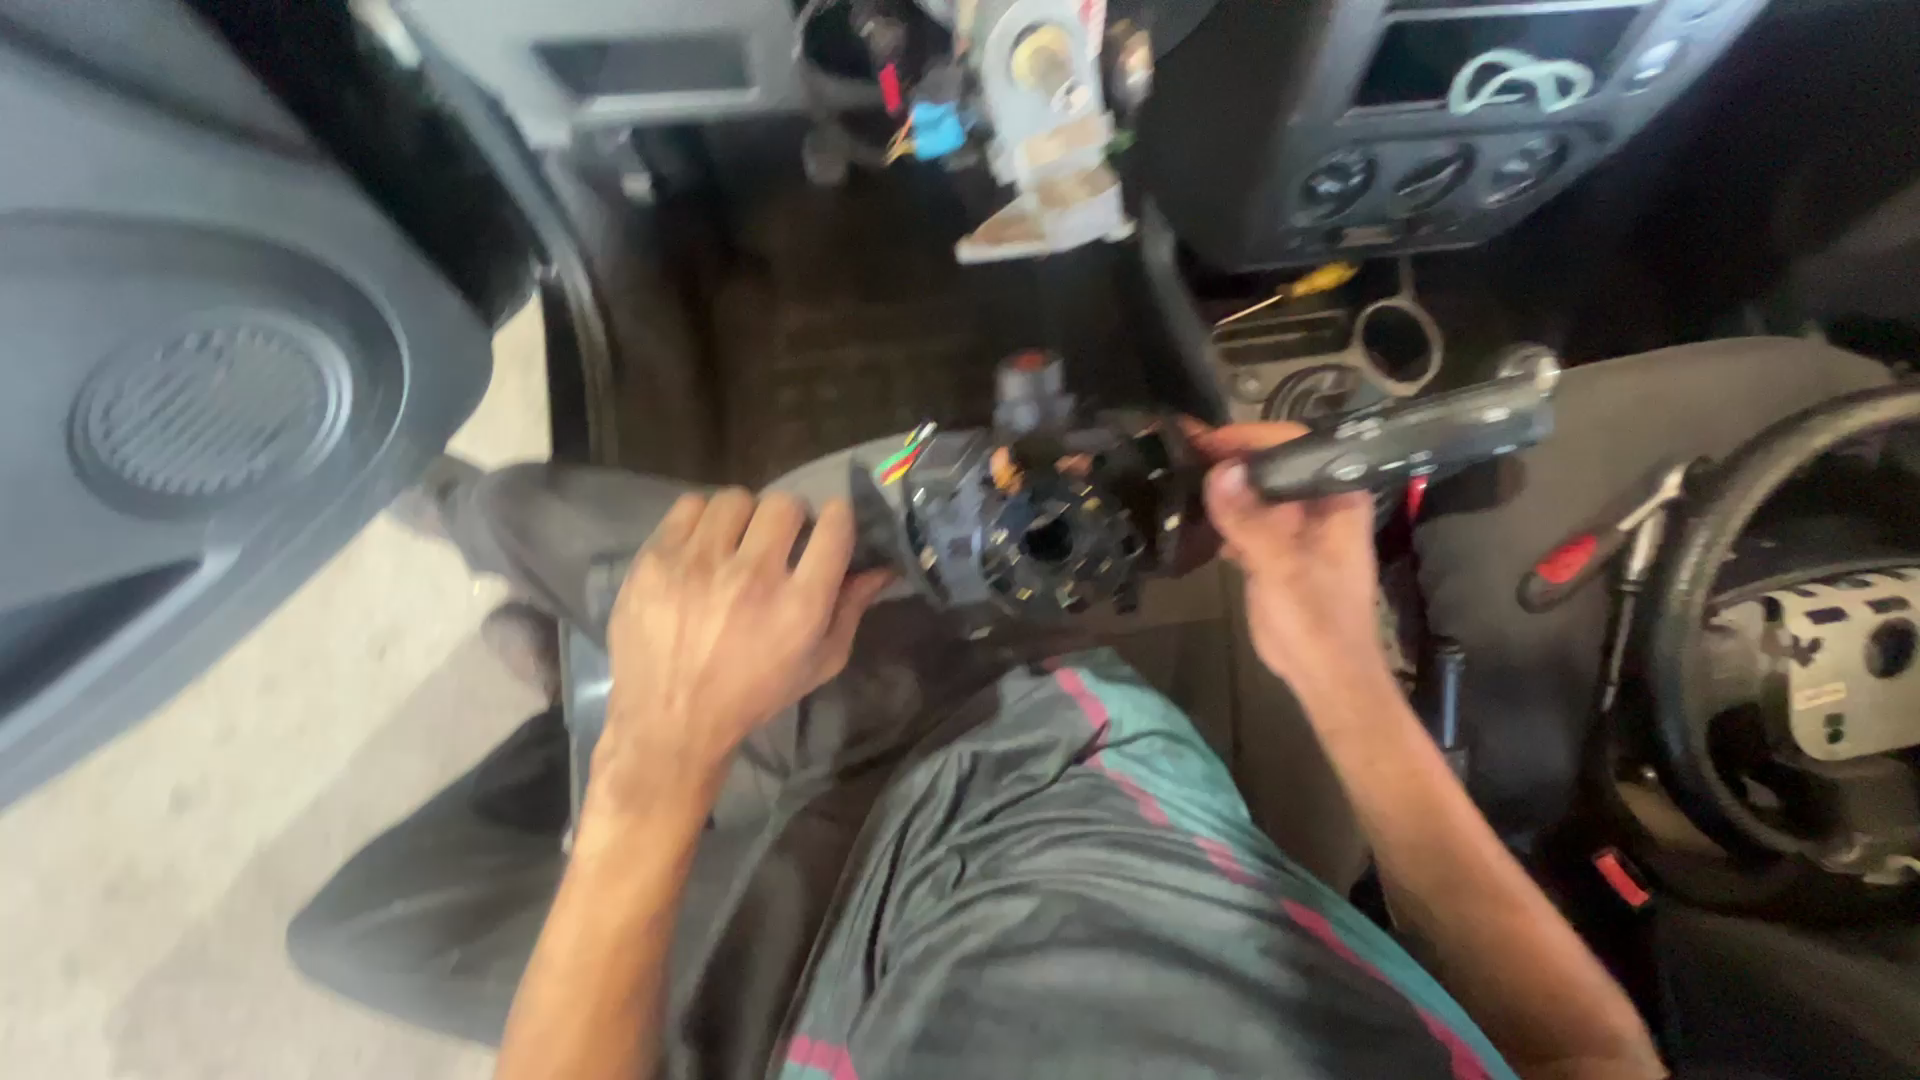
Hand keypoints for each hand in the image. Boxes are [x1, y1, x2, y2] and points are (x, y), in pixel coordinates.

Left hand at [592, 489, 891, 813]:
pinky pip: (690, 507)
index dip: (837, 517)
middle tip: (778, 541)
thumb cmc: (755, 694)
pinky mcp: (655, 560)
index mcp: (799, 605)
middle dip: (789, 518)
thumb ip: (852, 609)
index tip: (829, 525)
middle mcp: (752, 577)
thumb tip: (882, 567)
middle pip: (785, 504)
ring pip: (735, 499)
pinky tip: (702, 548)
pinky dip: (703, 521)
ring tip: (735, 543)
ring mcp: (698, 565)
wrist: (670, 722)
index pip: (834, 525)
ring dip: (744, 518)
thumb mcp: (820, 662)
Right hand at [1190, 422, 1396, 709]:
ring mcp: (1291, 527)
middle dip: (1227, 457)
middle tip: (1181, 451)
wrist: (1322, 674)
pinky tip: (1186, 511)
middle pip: (1270, 465)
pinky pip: (1240, 519)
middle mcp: (1316, 505)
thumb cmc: (1317, 621)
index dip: (1251, 438)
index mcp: (1336, 499)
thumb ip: (1251, 520)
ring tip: (1176, 473)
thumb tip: (1218, 472)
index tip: (1207, 441)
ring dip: (1217, 484)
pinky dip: (1215, 514)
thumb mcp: (1283, 568)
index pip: (1296, 446)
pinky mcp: (1269, 549)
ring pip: (1252, 491)